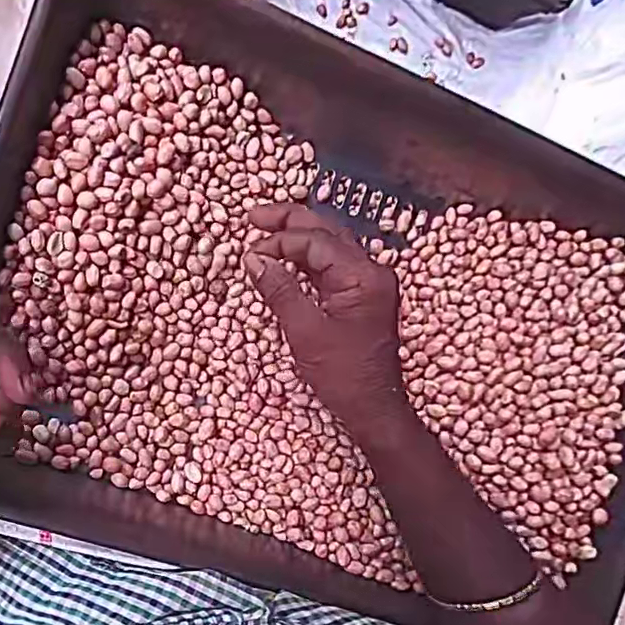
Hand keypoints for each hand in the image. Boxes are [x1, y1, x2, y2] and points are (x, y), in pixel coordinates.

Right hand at [241, 203, 405, 430]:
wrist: (374, 408)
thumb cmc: (342, 376)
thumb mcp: (305, 332)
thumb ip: (280, 290)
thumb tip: (254, 258)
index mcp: (364, 277)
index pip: (316, 241)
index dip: (279, 241)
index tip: (250, 252)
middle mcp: (372, 272)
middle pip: (326, 232)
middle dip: (289, 222)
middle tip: (254, 216)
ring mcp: (369, 284)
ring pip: (330, 246)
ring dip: (297, 238)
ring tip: (265, 232)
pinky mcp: (361, 298)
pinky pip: (332, 267)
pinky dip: (306, 261)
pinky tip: (286, 260)